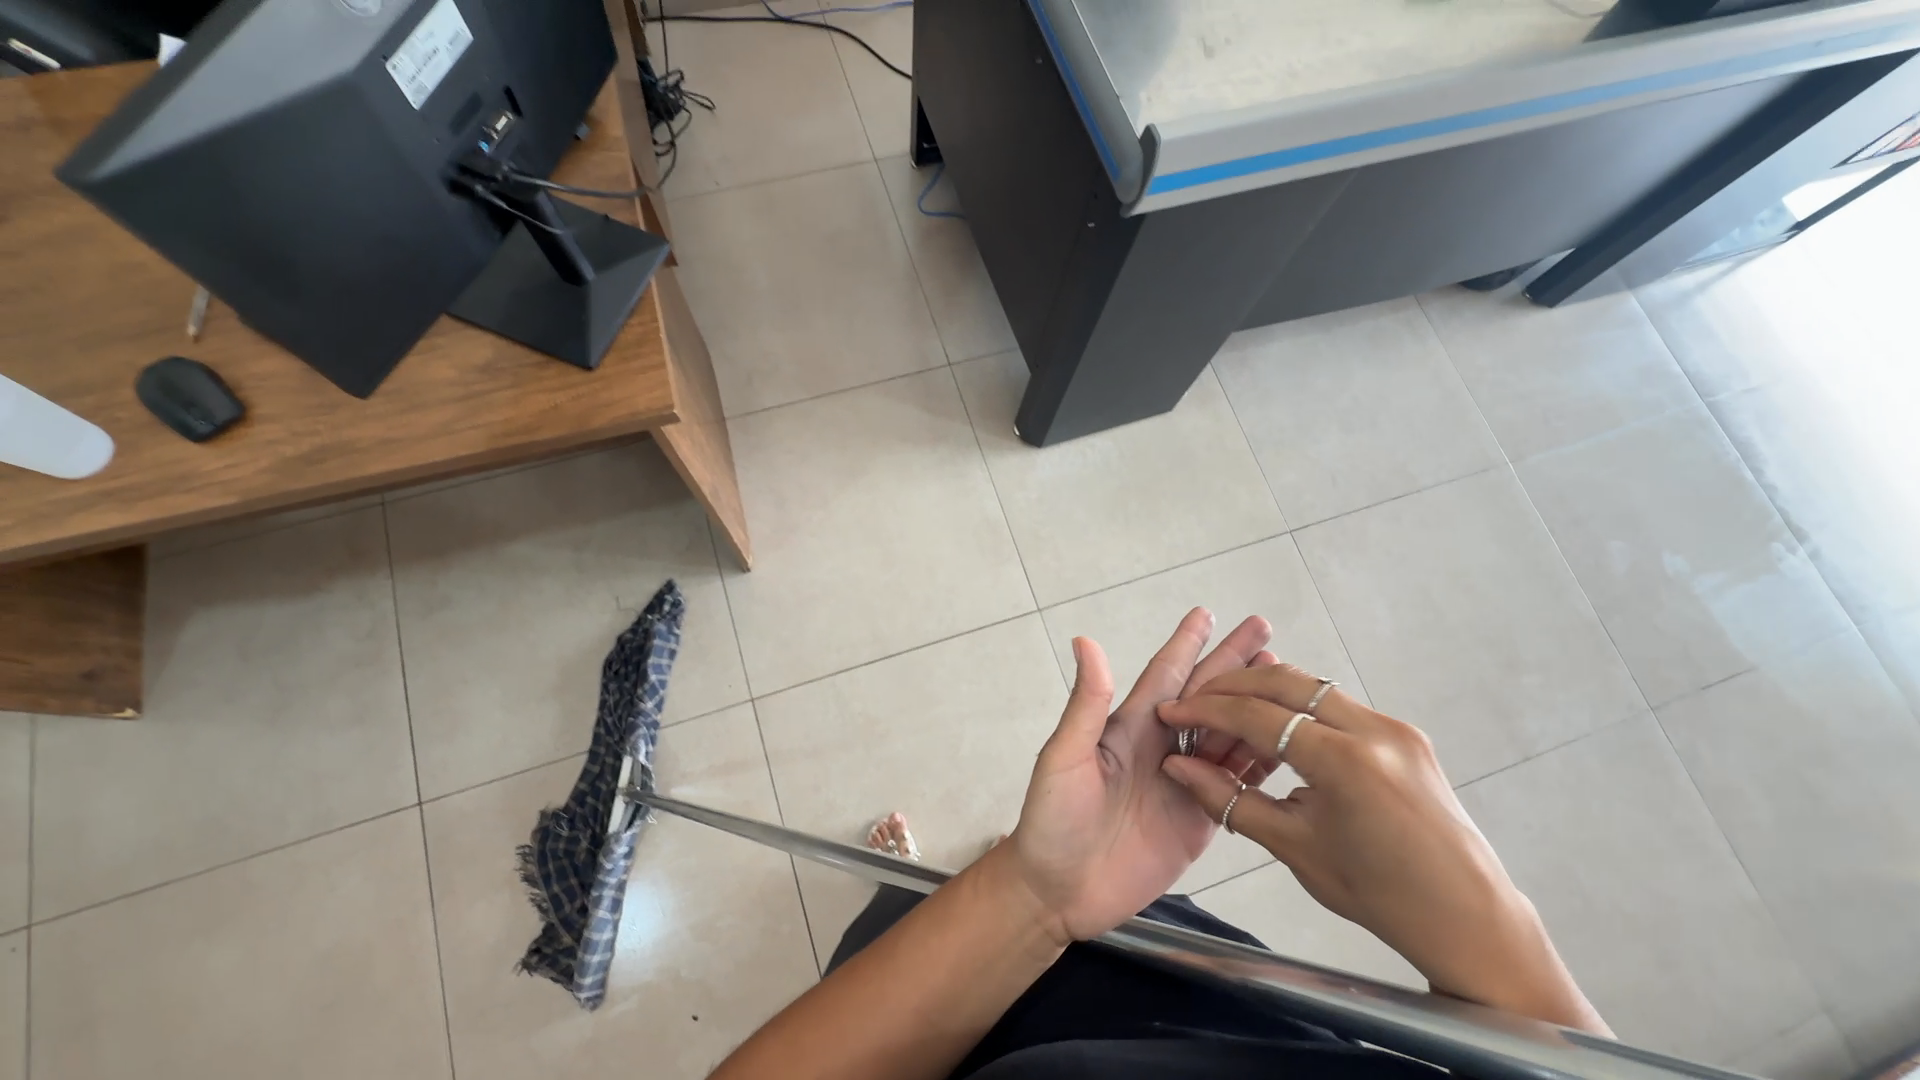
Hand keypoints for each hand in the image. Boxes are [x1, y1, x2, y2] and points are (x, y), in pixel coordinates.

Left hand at [998, 609, 1276, 943]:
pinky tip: (1286, 745)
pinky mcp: (1199, 819)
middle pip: (1207, 697)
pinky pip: (1237, 786)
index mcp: (1129, 729)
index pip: (1166, 676)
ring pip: (1228, 736)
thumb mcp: (1064, 757)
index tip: (1208, 613)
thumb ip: (1085, 704)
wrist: (1059, 891)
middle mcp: (1161, 748)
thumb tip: (1084, 640)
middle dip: (1234, 664)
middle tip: (1265, 631)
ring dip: (1256, 709)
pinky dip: (1261, 764)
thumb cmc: (1051, 820)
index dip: (1187, 644)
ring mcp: (1184, 783)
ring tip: (1286, 682)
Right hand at [1156, 666, 1608, 1034]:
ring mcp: (1395, 727)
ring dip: (1263, 693)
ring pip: (1311, 687)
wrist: (1467, 918)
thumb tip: (1177, 767)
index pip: (1258, 715)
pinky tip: (1274, 732)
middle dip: (1230, 686)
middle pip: (1284, 682)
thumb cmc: (1378, 894)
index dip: (1206, 711)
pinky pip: (1337, 706)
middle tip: (1192, 702)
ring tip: (1226, 716)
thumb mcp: (1294, 846)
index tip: (1171, 714)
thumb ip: (1230, 800)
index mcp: (1346, 762)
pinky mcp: (1405, 734)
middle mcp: (1374, 729)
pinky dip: (1297, 709)